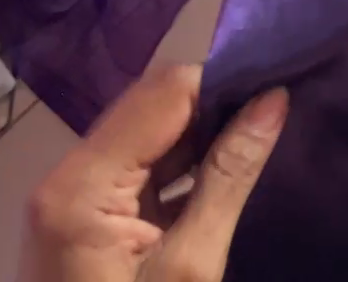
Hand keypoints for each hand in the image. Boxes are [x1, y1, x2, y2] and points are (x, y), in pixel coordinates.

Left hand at [20, 64, 288, 281]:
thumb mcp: (191, 267)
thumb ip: (230, 174)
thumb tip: (275, 98)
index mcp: (82, 185)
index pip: (166, 92)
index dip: (224, 84)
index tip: (278, 93)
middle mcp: (68, 175)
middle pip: (154, 103)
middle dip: (216, 104)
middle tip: (274, 116)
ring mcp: (72, 195)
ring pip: (151, 128)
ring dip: (204, 130)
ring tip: (258, 138)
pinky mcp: (84, 213)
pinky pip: (141, 160)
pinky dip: (184, 158)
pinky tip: (224, 168)